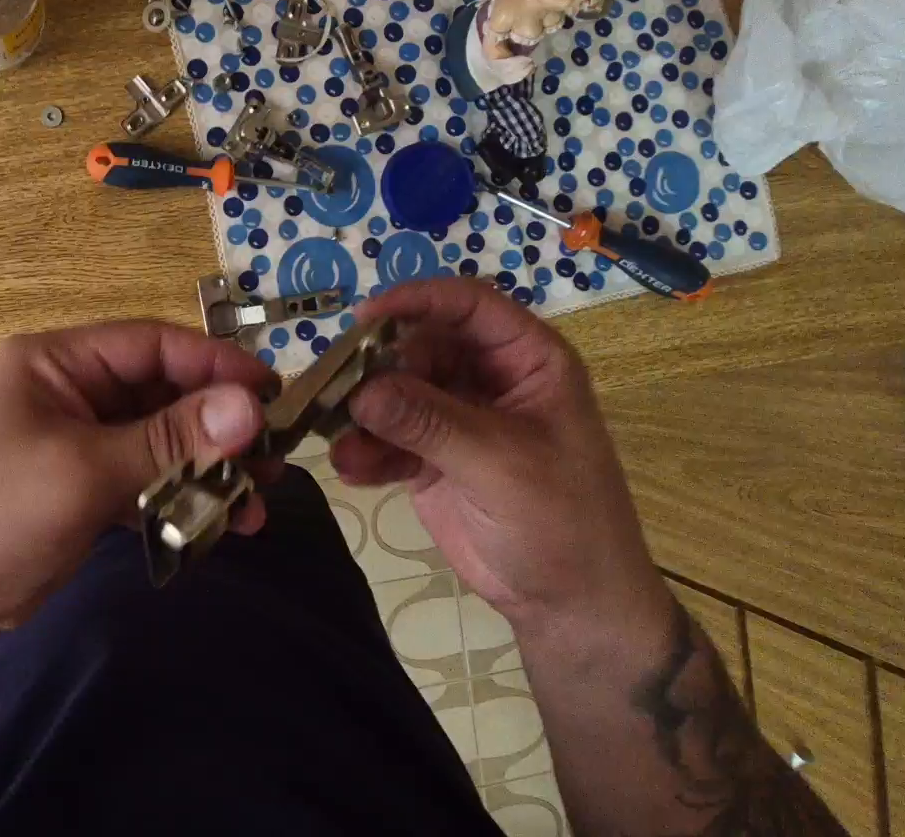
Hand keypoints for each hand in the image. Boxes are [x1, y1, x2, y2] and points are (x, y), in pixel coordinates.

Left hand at [0, 321, 278, 638]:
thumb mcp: (83, 471)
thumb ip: (169, 439)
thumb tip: (252, 407)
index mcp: (55, 362)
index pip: (151, 344)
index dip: (214, 365)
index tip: (272, 394)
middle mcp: (70, 391)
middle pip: (161, 394)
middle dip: (217, 426)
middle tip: (274, 460)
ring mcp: (77, 442)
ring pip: (160, 442)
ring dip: (207, 468)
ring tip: (255, 503)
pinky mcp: (84, 488)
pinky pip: (146, 480)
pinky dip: (180, 499)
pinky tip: (219, 525)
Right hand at [331, 279, 665, 629]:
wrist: (568, 604)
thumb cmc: (563, 523)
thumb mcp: (501, 464)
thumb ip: (430, 422)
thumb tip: (360, 391)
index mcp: (525, 361)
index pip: (468, 306)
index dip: (418, 300)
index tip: (363, 317)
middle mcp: (485, 379)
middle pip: (417, 346)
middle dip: (375, 367)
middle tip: (335, 390)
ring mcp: (453, 418)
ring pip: (392, 391)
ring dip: (362, 414)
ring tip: (342, 442)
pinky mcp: (427, 457)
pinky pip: (384, 437)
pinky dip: (366, 450)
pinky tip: (353, 470)